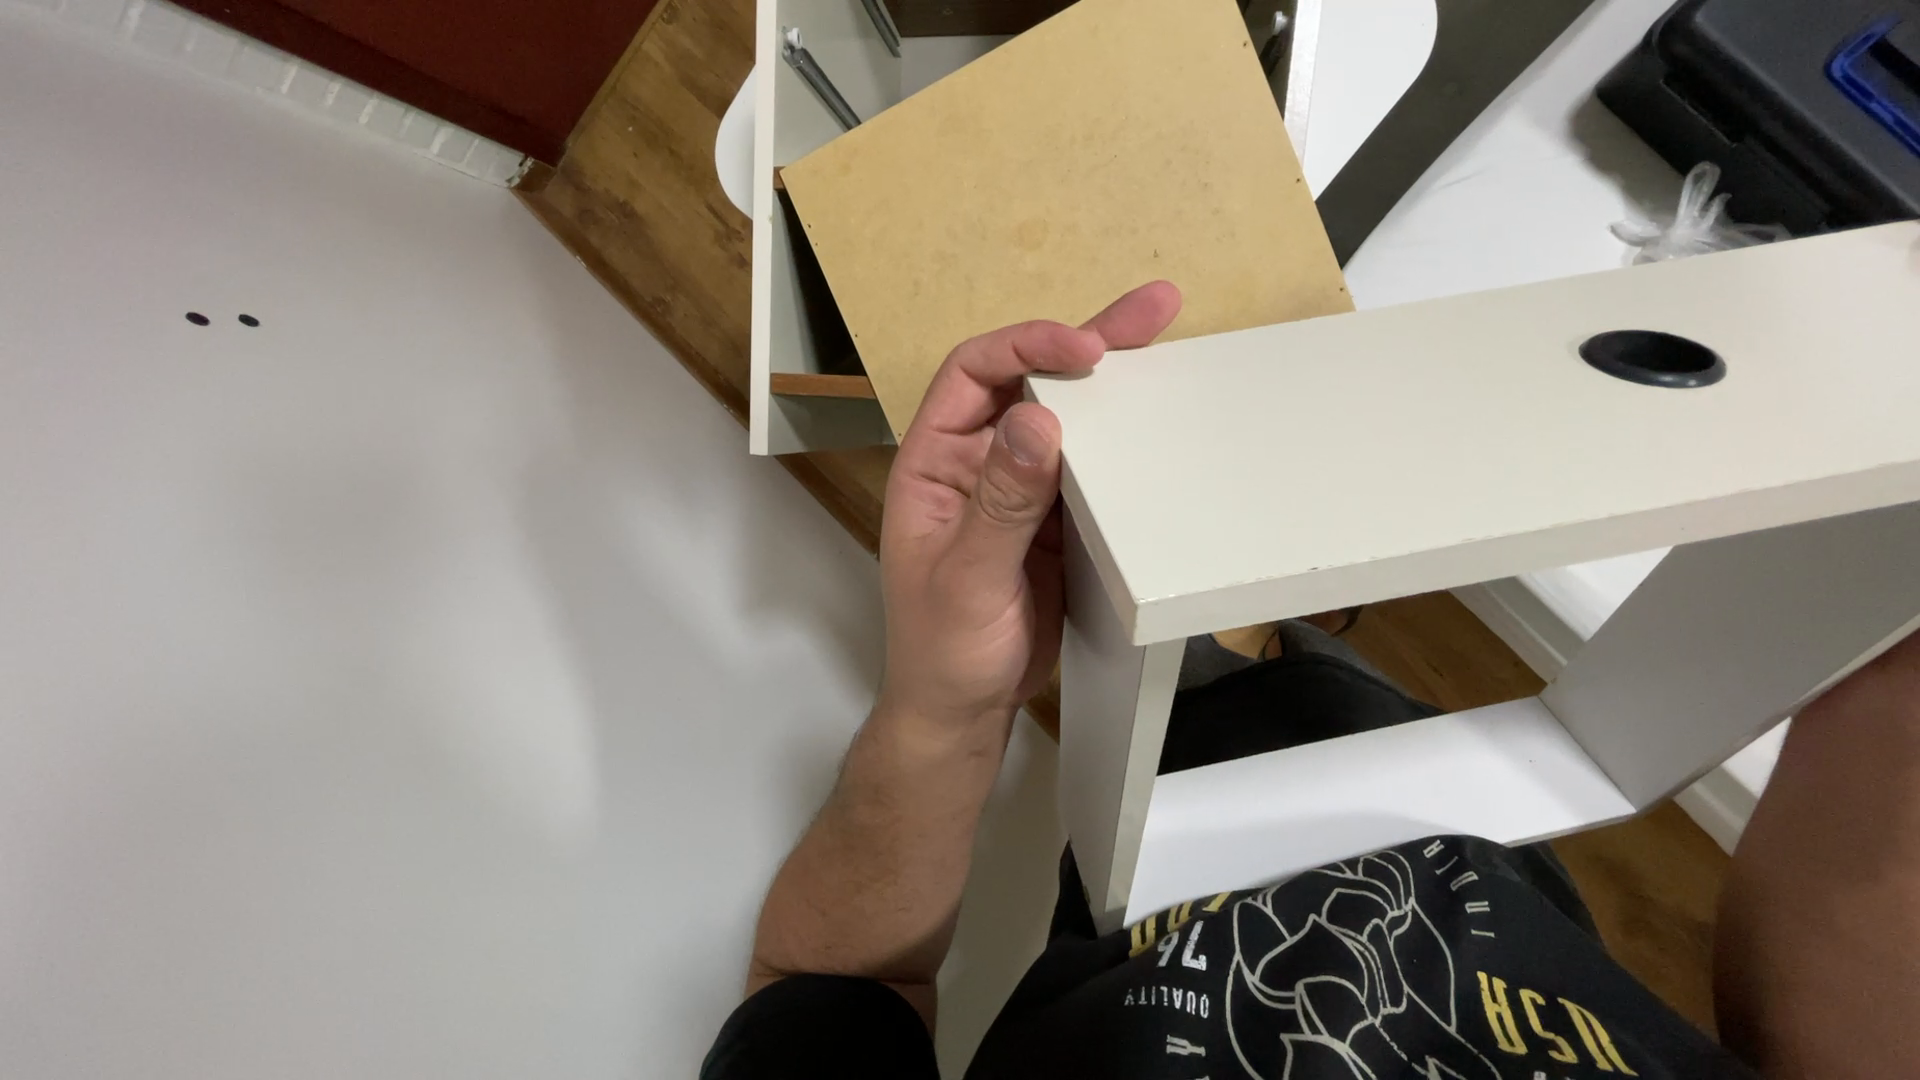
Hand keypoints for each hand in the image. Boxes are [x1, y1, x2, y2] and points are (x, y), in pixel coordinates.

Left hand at [875, 281, 1183, 730]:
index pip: (973, 375)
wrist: (966, 706)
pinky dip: (1121, 444)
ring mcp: (1017, 489)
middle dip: (1084, 344)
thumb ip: (1000, 503)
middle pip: (1026, 382)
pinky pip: (1088, 468)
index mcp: (935, 463)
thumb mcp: (968, 579)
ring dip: (1111, 386)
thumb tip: (1037, 418)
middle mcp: (975, 462)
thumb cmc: (944, 649)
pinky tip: (1157, 422)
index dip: (1026, 347)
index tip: (1086, 350)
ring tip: (1167, 342)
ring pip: (1064, 420)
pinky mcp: (1052, 518)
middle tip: (1153, 310)